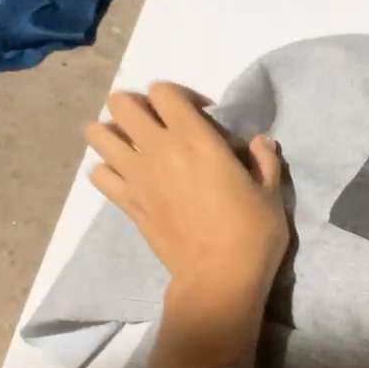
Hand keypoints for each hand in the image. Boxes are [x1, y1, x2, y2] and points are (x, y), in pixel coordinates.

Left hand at [84, 83, 288, 314]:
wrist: (220, 276)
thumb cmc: (254, 233)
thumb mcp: (272, 194)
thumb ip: (264, 161)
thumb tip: (261, 141)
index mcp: (195, 140)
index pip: (165, 91)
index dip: (182, 97)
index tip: (203, 117)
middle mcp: (157, 148)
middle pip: (121, 102)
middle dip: (141, 108)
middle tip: (166, 129)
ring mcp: (134, 174)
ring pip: (96, 132)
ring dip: (116, 134)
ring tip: (141, 150)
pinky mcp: (125, 200)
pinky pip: (97, 172)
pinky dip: (109, 170)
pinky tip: (133, 180)